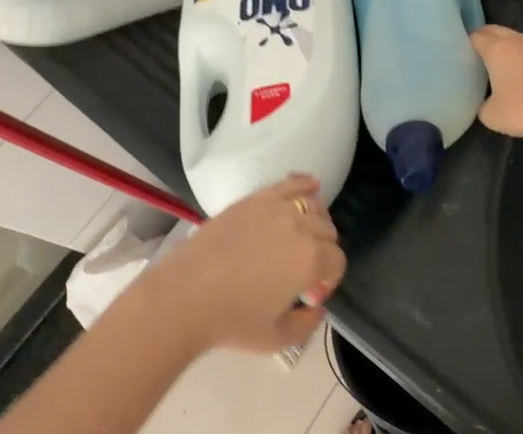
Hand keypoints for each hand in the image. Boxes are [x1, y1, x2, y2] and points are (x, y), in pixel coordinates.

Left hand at [139, 175, 345, 353]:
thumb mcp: (277, 339)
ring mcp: (277, 208)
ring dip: (315, 223)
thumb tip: (316, 308)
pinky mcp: (255, 199)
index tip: (308, 295)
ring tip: (298, 239)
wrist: (184, 297)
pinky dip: (305, 184)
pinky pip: (290, 183)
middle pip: (328, 232)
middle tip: (299, 272)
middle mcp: (300, 227)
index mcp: (311, 260)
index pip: (338, 262)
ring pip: (314, 206)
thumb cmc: (231, 321)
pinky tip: (310, 187)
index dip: (328, 281)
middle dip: (322, 252)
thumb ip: (307, 325)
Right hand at [472, 25, 522, 145]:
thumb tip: (484, 99)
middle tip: (472, 55)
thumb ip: (480, 103)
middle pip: (492, 30)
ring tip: (493, 61)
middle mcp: (514, 40)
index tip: (458, 54)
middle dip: (482, 38)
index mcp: (496, 49)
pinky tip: (515, 68)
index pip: (475, 36)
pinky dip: (516, 51)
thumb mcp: (491, 115)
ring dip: (501, 43)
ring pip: (511, 36)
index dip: (464, 43)